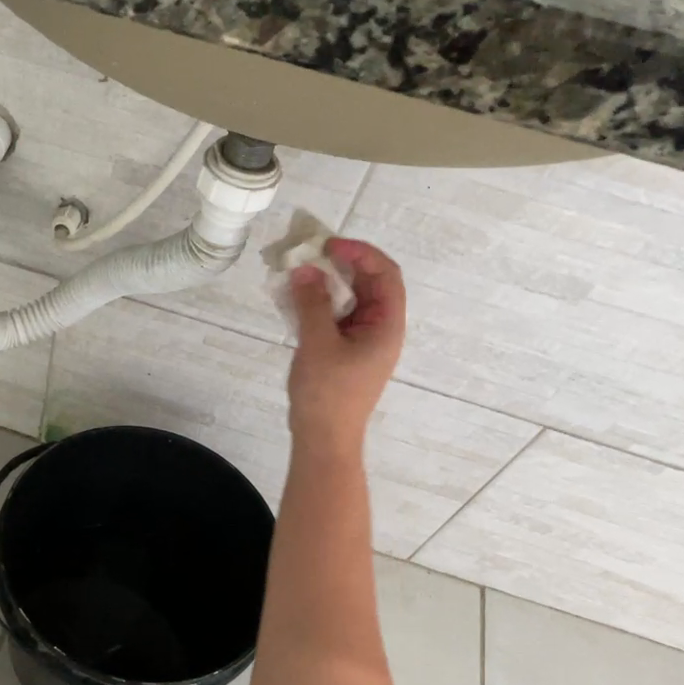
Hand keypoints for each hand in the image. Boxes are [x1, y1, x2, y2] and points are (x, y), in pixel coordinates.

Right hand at [287, 239, 408, 451]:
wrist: (324, 439)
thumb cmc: (328, 393)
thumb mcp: (317, 343)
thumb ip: (312, 303)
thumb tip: (305, 269)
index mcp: (387, 325)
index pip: (385, 274)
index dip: (361, 253)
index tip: (329, 245)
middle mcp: (381, 330)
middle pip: (369, 284)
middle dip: (342, 265)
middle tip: (311, 254)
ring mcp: (363, 343)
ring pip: (350, 301)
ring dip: (327, 284)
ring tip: (299, 275)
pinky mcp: (345, 354)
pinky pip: (336, 318)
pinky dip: (320, 305)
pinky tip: (296, 301)